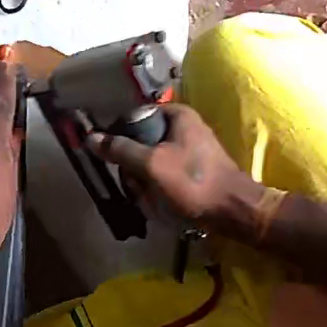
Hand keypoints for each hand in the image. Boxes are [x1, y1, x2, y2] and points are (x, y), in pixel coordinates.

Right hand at [86, 103, 261, 235]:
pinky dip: (158, 187)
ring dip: (144, 181)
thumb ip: (121, 149)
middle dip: (134, 167)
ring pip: (151, 161)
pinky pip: (164, 173)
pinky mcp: (194, 168)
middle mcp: (184, 125)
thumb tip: (91, 137)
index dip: (121, 136)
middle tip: (136, 185)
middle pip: (141, 141)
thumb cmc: (193, 182)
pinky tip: (159, 203)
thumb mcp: (152, 165)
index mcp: (177, 114)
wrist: (234, 211)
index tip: (115, 158)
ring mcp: (190, 147)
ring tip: (149, 198)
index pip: (135, 116)